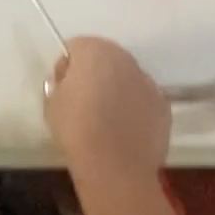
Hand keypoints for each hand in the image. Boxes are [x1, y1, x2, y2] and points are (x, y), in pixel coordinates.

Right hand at [45, 36, 170, 184]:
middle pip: (104, 58)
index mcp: (94, 50)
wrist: (114, 167)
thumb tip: (70, 84)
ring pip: (127, 78)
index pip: (75, 48)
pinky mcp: (163, 106)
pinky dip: (135, 109)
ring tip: (105, 121)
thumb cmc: (76, 129)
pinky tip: (124, 132)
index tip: (61, 90)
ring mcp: (148, 81)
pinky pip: (143, 100)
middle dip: (94, 74)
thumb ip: (60, 84)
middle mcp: (124, 58)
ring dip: (117, 90)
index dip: (66, 68)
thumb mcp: (51, 102)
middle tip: (82, 103)